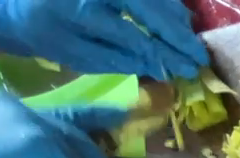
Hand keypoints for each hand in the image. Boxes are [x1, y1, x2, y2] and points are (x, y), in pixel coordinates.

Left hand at [0, 0, 206, 79]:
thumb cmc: (41, 33)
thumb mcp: (79, 54)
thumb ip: (123, 59)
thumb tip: (164, 66)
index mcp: (81, 8)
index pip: (137, 34)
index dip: (168, 54)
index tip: (190, 70)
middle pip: (147, 5)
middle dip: (177, 33)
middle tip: (198, 55)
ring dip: (172, 14)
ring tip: (187, 36)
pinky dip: (159, 2)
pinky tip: (170, 15)